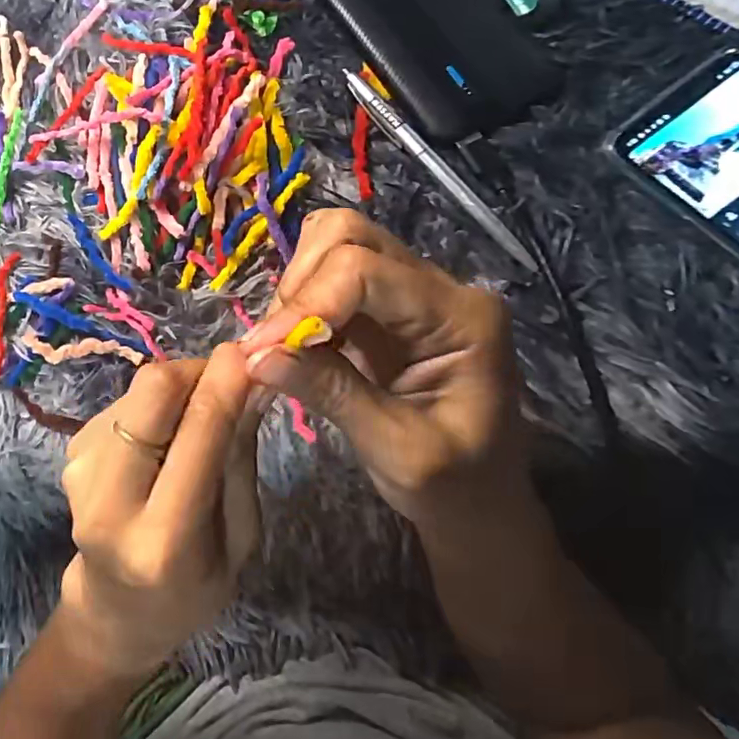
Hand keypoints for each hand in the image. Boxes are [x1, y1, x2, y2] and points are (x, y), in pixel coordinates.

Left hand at [54, 346, 266, 677]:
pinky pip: (125, 403)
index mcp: (163, 538)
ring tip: (193, 423)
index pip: (197, 434)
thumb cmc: (194, 584)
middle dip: (194, 371)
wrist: (115, 608)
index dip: (224, 383)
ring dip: (176, 390)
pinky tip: (162, 440)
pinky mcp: (70, 450)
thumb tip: (254, 378)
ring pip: (139, 390)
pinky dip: (155, 407)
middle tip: (226, 380)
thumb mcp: (239, 537)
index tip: (250, 351)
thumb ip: (241, 457)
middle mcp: (109, 498)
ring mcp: (80, 469)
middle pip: (151, 391)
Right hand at [242, 209, 528, 528]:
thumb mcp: (397, 452)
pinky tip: (299, 344)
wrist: (482, 502)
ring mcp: (412, 290)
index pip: (366, 270)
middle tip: (276, 344)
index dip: (307, 303)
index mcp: (460, 317)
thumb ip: (331, 394)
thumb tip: (256, 357)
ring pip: (335, 243)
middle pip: (350, 236)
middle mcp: (439, 287)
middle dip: (300, 285)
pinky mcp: (385, 303)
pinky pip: (330, 273)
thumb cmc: (455, 487)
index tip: (262, 351)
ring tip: (286, 343)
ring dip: (297, 287)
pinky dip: (302, 301)